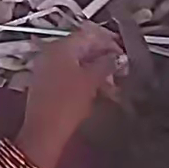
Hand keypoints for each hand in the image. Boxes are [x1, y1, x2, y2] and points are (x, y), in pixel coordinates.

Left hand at [17, 24, 122, 156]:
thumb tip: (119, 57)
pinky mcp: (46, 83)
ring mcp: (47, 67)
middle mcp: (51, 52)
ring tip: (114, 85)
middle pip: (83, 48)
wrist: (44, 132)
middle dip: (104, 58)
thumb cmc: (68, 102)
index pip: (89, 35)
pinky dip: (85, 79)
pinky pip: (69, 74)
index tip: (125, 53)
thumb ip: (107, 64)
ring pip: (77, 63)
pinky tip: (99, 91)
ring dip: (97, 71)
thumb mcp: (91, 81)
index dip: (109, 42)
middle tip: (122, 69)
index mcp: (61, 47)